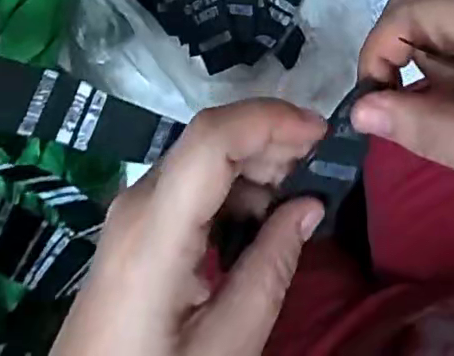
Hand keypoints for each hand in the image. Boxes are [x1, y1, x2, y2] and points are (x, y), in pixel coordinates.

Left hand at [51, 100, 326, 355]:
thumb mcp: (224, 349)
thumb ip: (270, 270)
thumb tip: (310, 205)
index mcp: (154, 230)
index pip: (211, 139)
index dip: (269, 120)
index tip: (320, 131)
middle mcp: (138, 201)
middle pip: (208, 137)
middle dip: (269, 135)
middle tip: (318, 160)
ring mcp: (133, 208)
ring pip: (201, 153)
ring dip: (254, 157)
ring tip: (296, 186)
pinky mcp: (136, 222)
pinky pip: (190, 179)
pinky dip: (233, 181)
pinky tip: (260, 211)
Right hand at [351, 0, 453, 217]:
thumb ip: (417, 126)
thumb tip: (357, 110)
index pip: (406, 12)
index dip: (377, 52)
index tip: (374, 103)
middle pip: (414, 8)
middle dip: (395, 55)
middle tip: (399, 108)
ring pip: (429, 21)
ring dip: (423, 64)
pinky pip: (451, 33)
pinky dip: (443, 66)